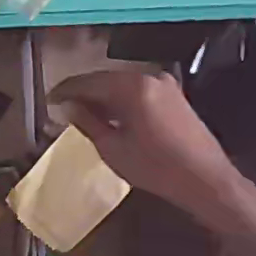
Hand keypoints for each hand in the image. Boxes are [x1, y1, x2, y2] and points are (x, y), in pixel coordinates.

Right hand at [50, 69, 255, 233]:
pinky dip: (121, 101)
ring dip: (103, 97)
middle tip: (64, 108)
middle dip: (84, 93)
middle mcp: (149, 77)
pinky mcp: (174, 96)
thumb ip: (88, 123)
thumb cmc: (156, 168)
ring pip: (123, 85)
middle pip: (106, 79)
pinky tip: (112, 117)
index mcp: (132, 87)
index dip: (66, 91)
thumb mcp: (113, 149)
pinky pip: (139, 91)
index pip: (89, 82)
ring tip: (84, 115)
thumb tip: (69, 106)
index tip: (49, 100)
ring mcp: (165, 84)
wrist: (206, 179)